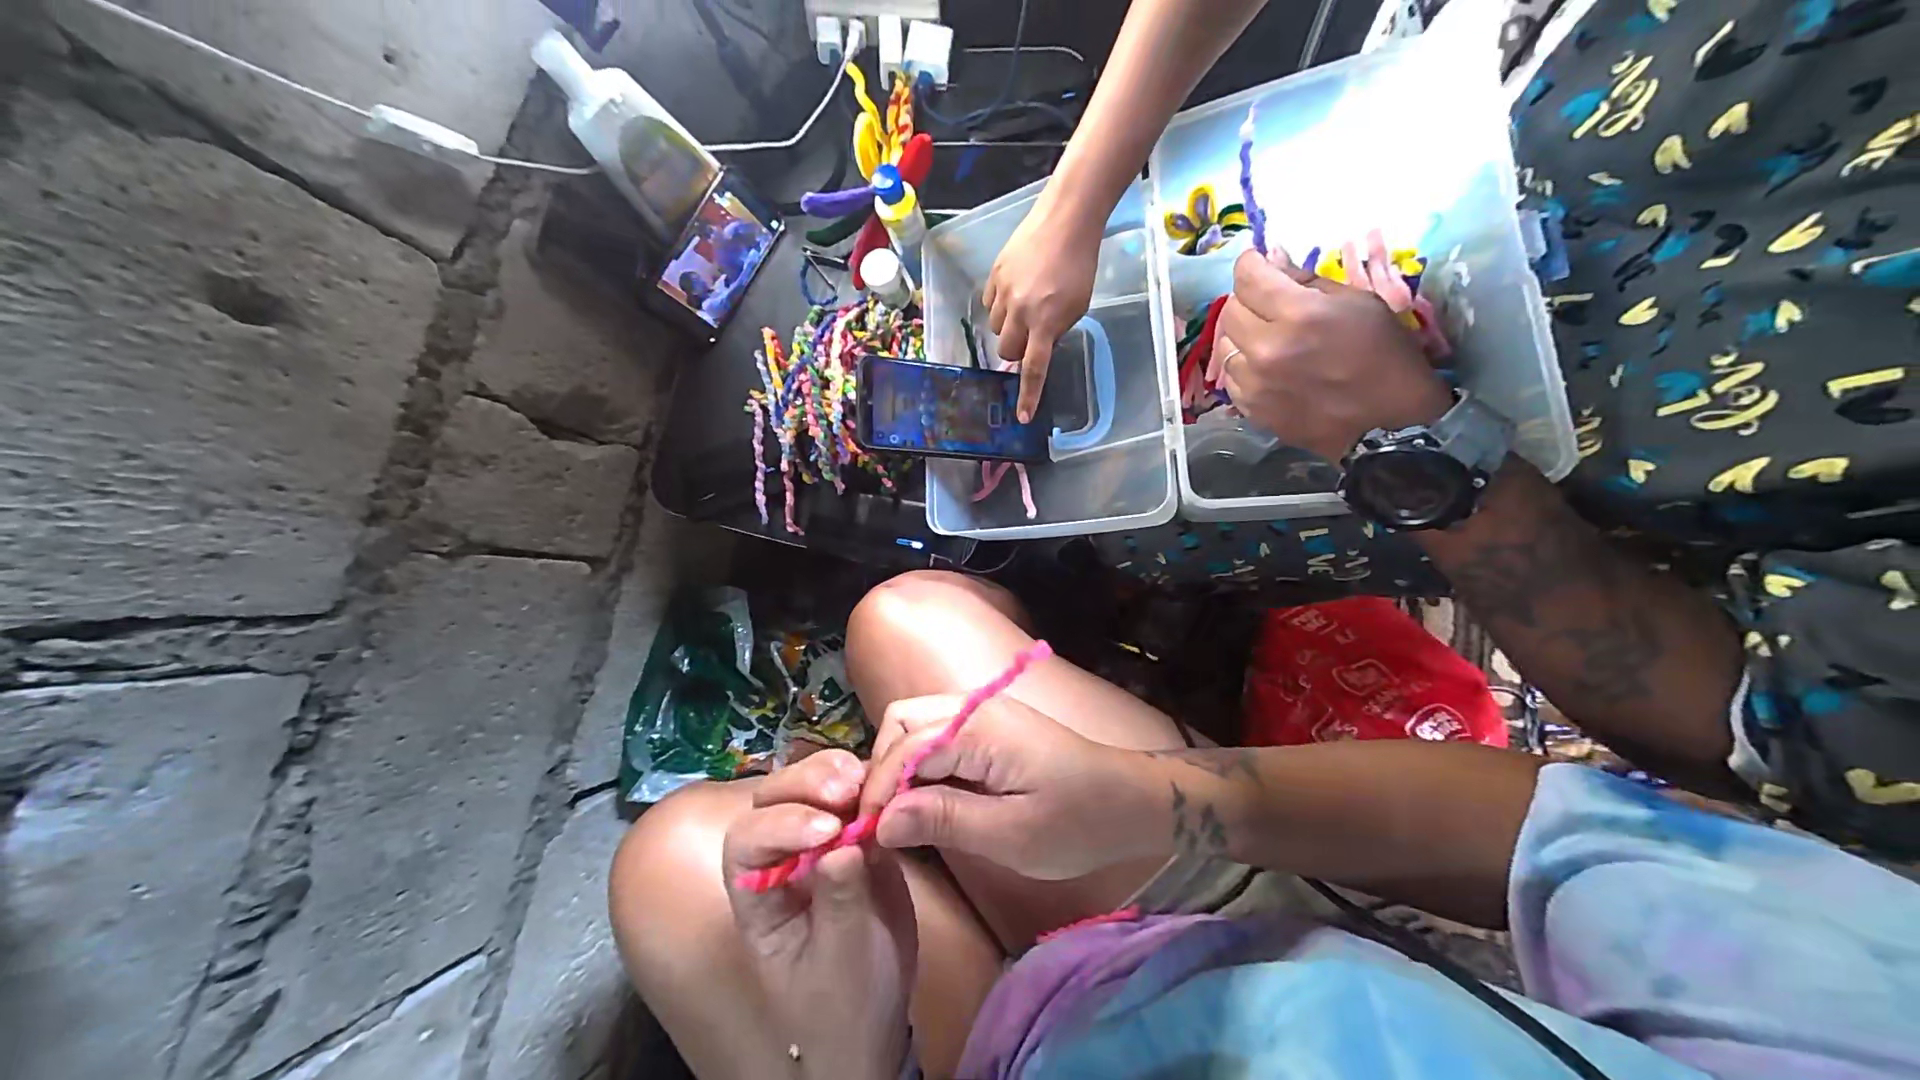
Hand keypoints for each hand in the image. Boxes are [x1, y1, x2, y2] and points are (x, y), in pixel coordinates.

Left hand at [723, 751, 913, 1079]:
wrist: (874, 1019)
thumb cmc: (842, 1005)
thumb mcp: (840, 961)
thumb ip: (840, 901)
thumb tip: (845, 846)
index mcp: (757, 894)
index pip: (747, 843)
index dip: (781, 825)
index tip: (826, 830)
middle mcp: (780, 856)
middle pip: (773, 799)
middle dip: (806, 785)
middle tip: (847, 788)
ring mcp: (819, 839)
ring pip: (808, 784)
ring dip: (834, 771)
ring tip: (865, 777)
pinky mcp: (856, 832)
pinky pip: (854, 792)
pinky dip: (869, 779)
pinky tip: (887, 779)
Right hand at [861, 694, 1160, 878]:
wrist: (1131, 801)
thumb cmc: (1077, 822)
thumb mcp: (1010, 835)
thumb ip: (943, 820)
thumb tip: (883, 821)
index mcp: (978, 727)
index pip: (905, 747)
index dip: (879, 790)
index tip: (866, 835)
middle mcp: (974, 706)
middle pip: (902, 721)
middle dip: (883, 768)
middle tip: (881, 821)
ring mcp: (982, 711)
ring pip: (916, 724)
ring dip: (900, 764)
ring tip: (898, 815)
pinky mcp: (989, 726)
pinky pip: (938, 734)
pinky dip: (920, 763)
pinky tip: (924, 800)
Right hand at [983, 201, 1102, 422]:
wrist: (1066, 218)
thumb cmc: (1080, 263)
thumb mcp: (1078, 305)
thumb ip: (1057, 330)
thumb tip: (1040, 345)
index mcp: (1046, 322)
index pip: (1033, 369)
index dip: (1027, 395)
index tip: (1021, 415)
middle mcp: (1020, 312)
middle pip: (1006, 350)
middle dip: (1015, 351)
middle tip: (1029, 337)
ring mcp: (1003, 293)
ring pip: (995, 328)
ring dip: (1008, 327)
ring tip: (1024, 307)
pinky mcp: (994, 275)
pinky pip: (989, 304)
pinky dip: (999, 305)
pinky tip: (1014, 292)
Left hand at [1213, 247, 1451, 463]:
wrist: (1385, 423)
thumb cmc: (1383, 355)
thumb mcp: (1358, 302)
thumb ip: (1307, 281)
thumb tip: (1272, 260)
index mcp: (1298, 315)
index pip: (1248, 277)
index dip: (1250, 263)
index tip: (1257, 261)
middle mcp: (1267, 348)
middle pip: (1231, 309)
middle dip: (1247, 298)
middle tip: (1267, 301)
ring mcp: (1254, 382)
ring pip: (1225, 343)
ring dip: (1242, 333)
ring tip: (1267, 335)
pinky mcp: (1250, 407)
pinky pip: (1230, 375)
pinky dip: (1242, 364)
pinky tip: (1266, 365)